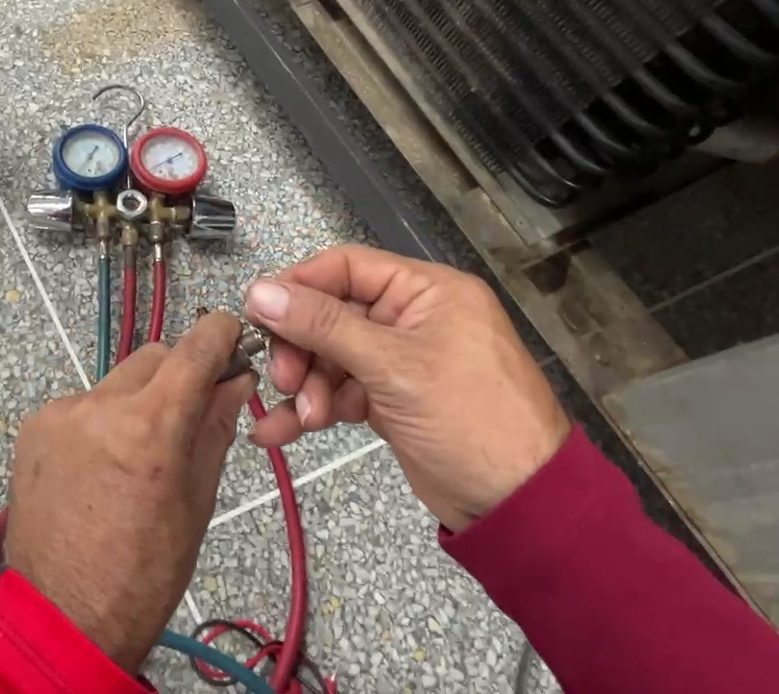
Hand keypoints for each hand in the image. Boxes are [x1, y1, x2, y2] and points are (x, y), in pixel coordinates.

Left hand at [3, 312, 256, 672]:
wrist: (62, 614)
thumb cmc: (143, 573)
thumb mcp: (196, 503)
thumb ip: (214, 429)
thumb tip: (234, 381)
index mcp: (149, 428)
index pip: (192, 351)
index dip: (218, 333)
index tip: (230, 331)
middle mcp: (100, 406)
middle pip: (152, 358)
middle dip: (177, 374)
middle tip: (190, 408)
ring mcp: (61, 413)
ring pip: (115, 383)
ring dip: (135, 401)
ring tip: (136, 455)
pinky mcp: (34, 426)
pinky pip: (81, 406)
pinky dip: (99, 421)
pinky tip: (99, 466)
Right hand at [243, 245, 568, 531]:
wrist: (521, 510)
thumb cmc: (469, 421)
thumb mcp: (392, 366)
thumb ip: (321, 325)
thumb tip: (257, 290)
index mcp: (425, 292)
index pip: (345, 268)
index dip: (297, 286)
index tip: (258, 313)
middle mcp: (410, 318)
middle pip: (330, 314)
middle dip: (301, 349)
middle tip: (282, 379)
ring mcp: (399, 360)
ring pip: (330, 356)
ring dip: (306, 386)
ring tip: (302, 418)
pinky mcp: (389, 398)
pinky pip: (339, 391)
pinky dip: (312, 409)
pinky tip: (280, 431)